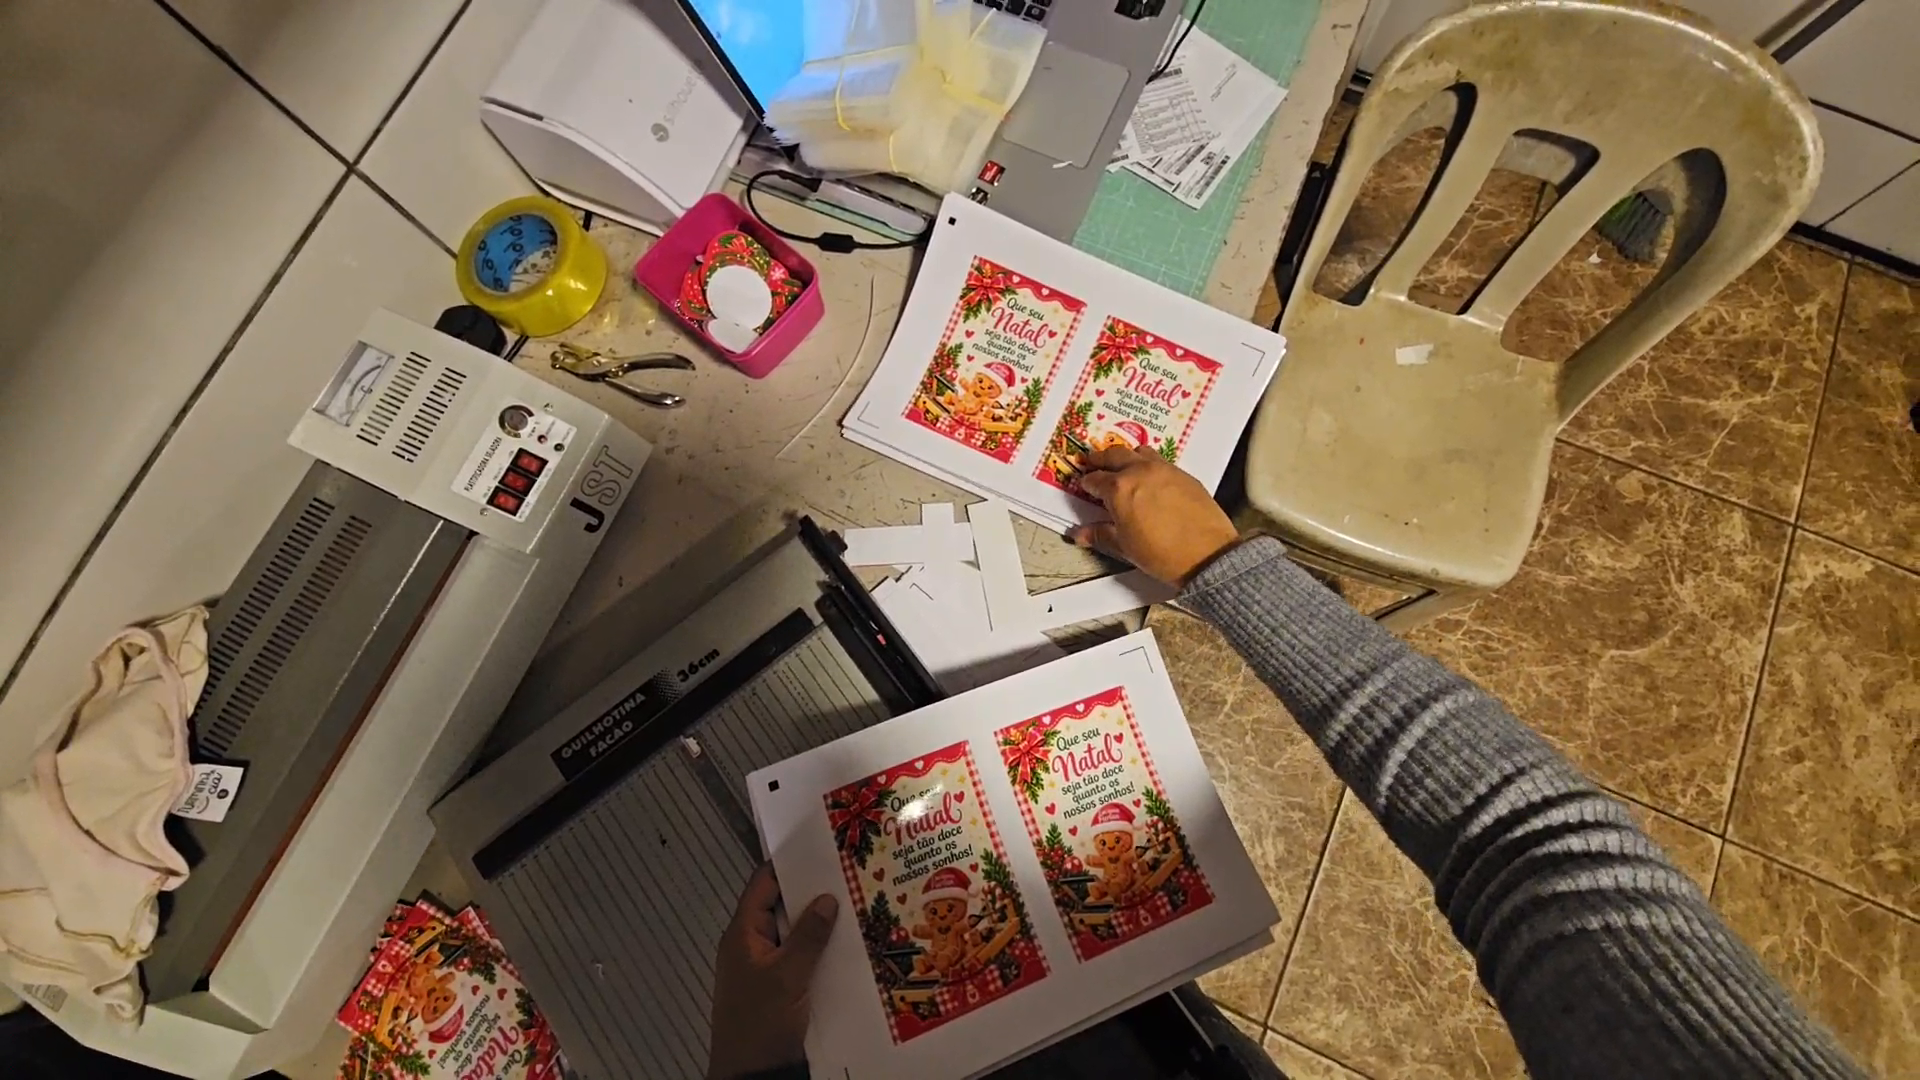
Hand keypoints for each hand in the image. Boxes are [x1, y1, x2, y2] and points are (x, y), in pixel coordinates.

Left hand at [708, 864, 838, 1078]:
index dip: (788, 863)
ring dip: (821, 920)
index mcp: (743, 934)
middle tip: (848, 868)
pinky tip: (852, 938)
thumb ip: (808, 936)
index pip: (763, 884)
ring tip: (857, 897)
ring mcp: (767, 966)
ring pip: (796, 931)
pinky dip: (822, 945)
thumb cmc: (761, 1023)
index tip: (820, 845)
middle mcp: (753, 944)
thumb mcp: (786, 977)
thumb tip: (827, 897)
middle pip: (783, 905)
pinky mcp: (783, 986)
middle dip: (812, 889)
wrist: (754, 1079)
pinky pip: (803, 954)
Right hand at [1067, 446, 1240, 587]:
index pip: (1095, 479)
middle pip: (1114, 455)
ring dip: (1126, 456)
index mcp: (1119, 488)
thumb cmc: (1162, 553)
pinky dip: (1149, 463)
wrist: (1205, 554)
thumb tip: (1080, 534)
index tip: (1085, 485)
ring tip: (1122, 464)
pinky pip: (1161, 461)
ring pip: (1139, 452)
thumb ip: (1100, 534)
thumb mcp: (1124, 546)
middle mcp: (1140, 471)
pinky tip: (1150, 477)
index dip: (1087, 482)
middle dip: (1100, 458)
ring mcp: (1164, 470)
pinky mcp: (1184, 474)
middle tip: (1093, 461)